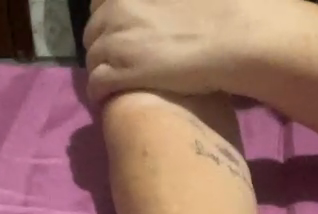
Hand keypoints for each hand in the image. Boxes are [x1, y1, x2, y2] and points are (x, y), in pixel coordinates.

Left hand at [84, 0, 274, 101]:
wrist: (226, 38)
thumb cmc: (215, 11)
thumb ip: (157, 1)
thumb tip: (157, 9)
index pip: (99, 2)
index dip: (105, 19)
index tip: (115, 32)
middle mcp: (117, 9)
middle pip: (92, 32)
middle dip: (100, 46)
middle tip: (115, 62)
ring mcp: (117, 41)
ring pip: (92, 59)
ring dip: (99, 71)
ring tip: (113, 84)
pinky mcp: (121, 72)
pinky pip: (96, 83)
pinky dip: (98, 92)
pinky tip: (107, 99)